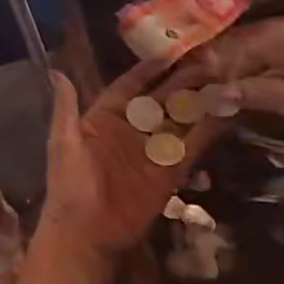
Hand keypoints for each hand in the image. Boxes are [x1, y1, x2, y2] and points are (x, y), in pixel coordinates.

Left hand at [42, 66, 222, 253]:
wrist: (86, 231)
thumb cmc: (70, 183)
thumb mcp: (64, 141)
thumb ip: (66, 107)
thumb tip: (55, 71)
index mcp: (102, 119)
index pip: (128, 87)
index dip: (147, 70)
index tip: (170, 52)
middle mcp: (130, 130)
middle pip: (160, 100)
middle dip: (182, 82)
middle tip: (210, 61)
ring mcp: (151, 151)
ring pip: (180, 120)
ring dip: (200, 102)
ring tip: (226, 80)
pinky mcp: (170, 172)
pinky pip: (191, 146)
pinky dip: (209, 130)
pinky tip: (228, 112)